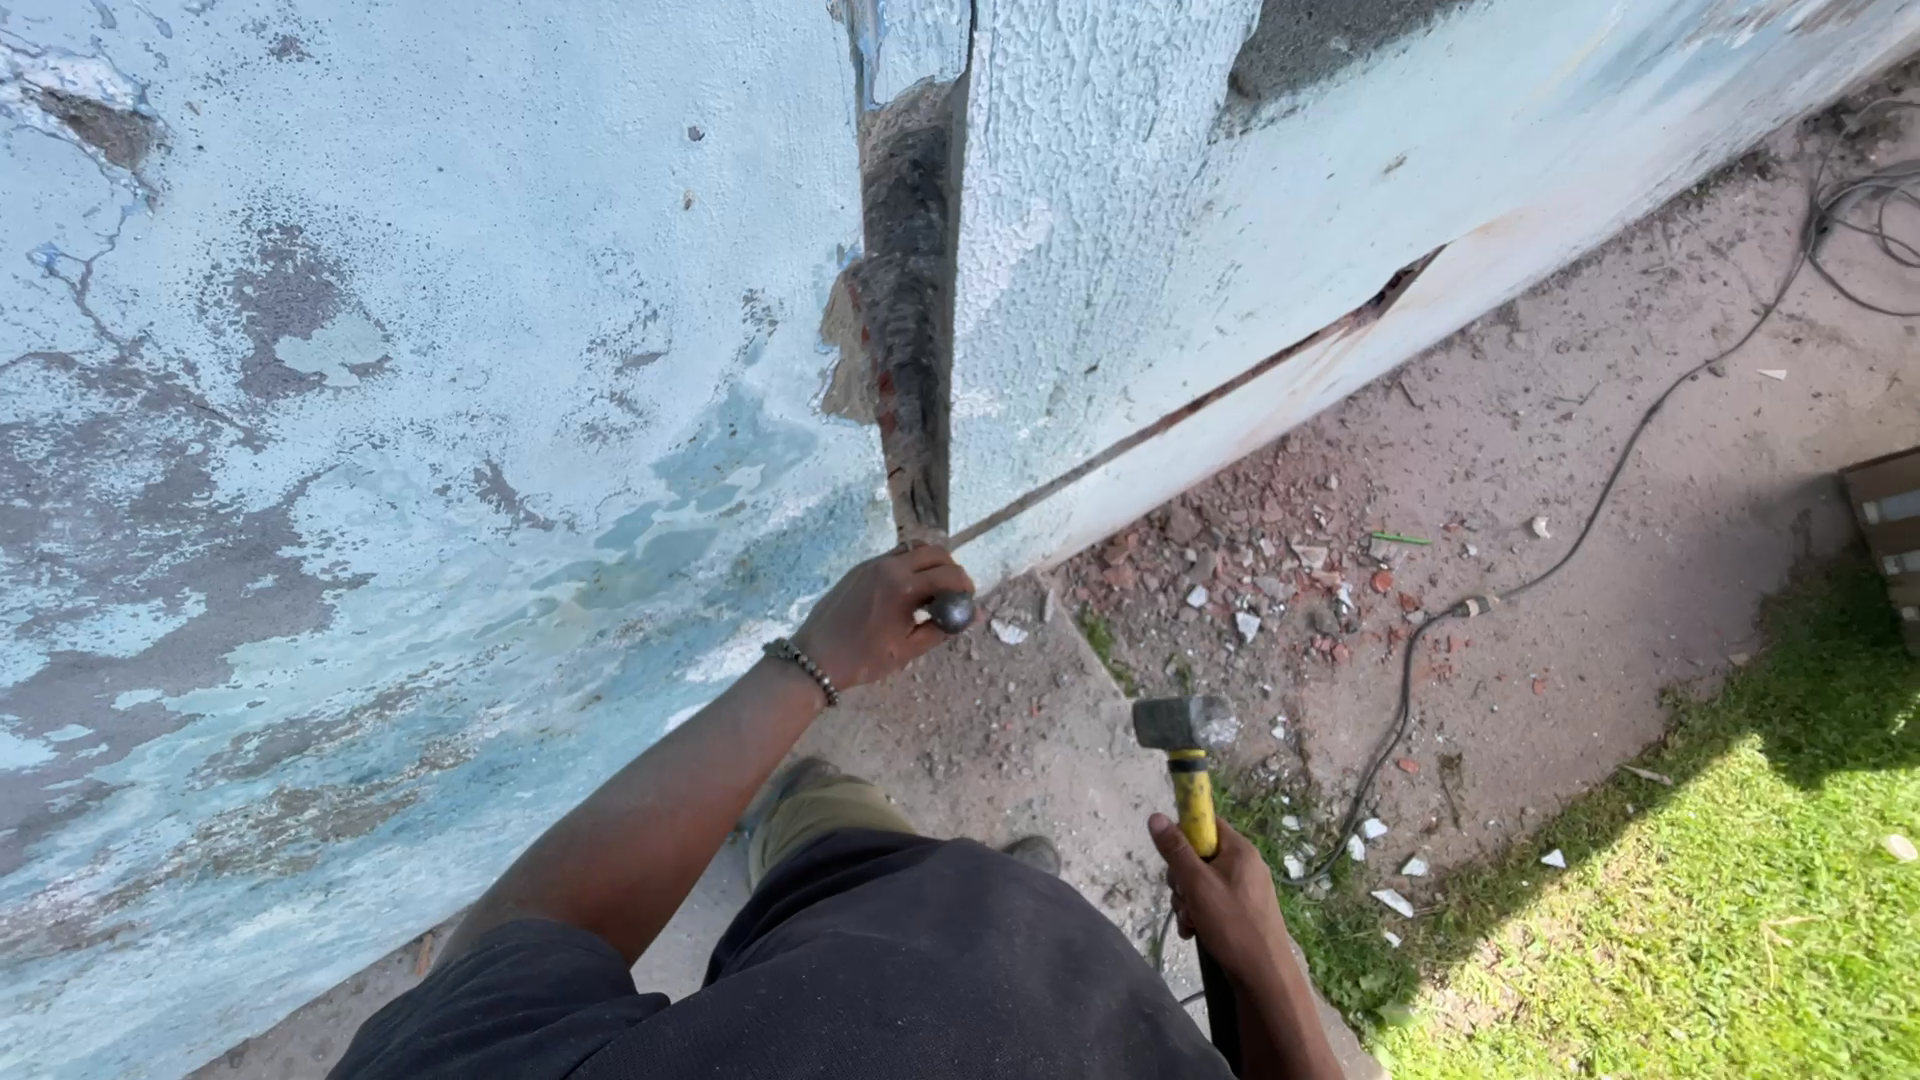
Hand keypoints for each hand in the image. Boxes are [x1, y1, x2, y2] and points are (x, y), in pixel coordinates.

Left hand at [790, 542, 973, 690]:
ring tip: (931, 588)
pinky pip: (894, 556)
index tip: (967, 599)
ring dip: (930, 562)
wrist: (815, 657)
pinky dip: (910, 565)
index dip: (965, 584)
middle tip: (953, 592)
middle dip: (951, 568)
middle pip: (935, 551)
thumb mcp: (908, 650)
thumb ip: (943, 628)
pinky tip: (907, 591)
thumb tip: (973, 615)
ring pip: (913, 547)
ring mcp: (872, 564)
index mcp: (903, 588)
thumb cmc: (863, 659)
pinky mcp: (860, 567)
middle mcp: (889, 567)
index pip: (948, 573)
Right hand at [1149, 813, 1291, 989]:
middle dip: (1182, 877)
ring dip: (1187, 899)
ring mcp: (1245, 888)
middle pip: (1199, 854)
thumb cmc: (1232, 925)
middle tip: (1183, 896)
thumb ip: (1175, 850)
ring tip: (1189, 921)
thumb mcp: (1197, 884)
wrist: (1266, 980)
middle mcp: (1244, 864)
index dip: (1183, 834)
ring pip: (1201, 880)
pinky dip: (1199, 912)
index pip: (1206, 823)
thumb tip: (1156, 816)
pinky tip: (1193, 931)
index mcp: (1239, 850)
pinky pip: (1212, 899)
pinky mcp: (1243, 910)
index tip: (1172, 856)